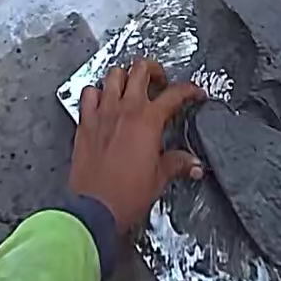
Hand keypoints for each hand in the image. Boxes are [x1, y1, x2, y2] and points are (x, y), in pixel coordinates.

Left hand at [69, 59, 205, 231]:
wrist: (92, 212)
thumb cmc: (126, 195)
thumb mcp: (158, 178)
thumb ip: (177, 163)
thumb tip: (194, 164)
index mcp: (149, 119)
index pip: (175, 93)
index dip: (190, 90)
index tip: (195, 94)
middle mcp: (127, 108)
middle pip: (141, 69)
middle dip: (154, 70)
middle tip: (159, 82)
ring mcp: (104, 112)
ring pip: (114, 74)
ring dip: (125, 76)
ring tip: (131, 87)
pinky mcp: (85, 122)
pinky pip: (88, 93)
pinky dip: (97, 92)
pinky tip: (103, 101)